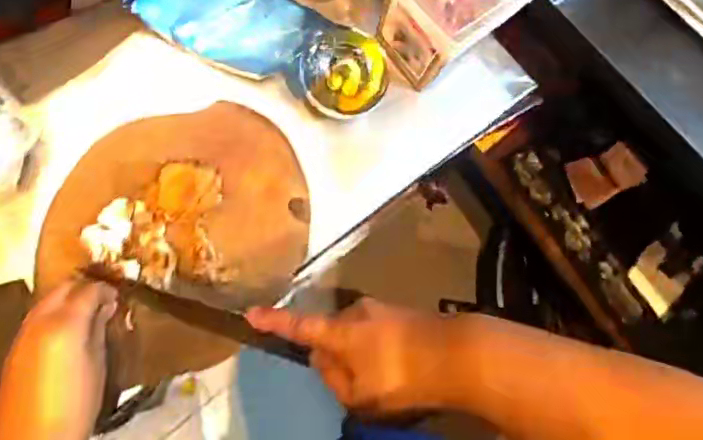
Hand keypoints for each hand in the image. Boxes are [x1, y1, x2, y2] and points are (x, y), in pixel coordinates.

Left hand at [0, 279, 115, 439]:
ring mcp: (22, 337)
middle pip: (63, 288)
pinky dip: (50, 316)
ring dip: (65, 301)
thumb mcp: (96, 366)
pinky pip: (34, 321)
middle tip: (100, 302)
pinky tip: (61, 334)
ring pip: (46, 302)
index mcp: (65, 324)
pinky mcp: (11, 354)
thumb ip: (98, 329)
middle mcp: (40, 322)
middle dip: (83, 289)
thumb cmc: (74, 407)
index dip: (106, 290)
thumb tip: (104, 308)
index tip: (116, 298)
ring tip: (82, 316)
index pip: (88, 290)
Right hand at [246, 298, 465, 417]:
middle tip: (356, 390)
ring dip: (361, 360)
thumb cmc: (399, 377)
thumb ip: (333, 378)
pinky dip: (379, 356)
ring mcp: (380, 309)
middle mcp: (356, 311)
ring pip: (356, 338)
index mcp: (340, 331)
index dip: (274, 322)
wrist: (452, 353)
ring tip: (385, 386)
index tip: (250, 312)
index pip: (300, 326)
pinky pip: (376, 337)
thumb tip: (321, 359)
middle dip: (334, 358)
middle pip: (332, 335)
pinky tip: (398, 375)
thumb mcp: (358, 394)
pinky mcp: (400, 314)